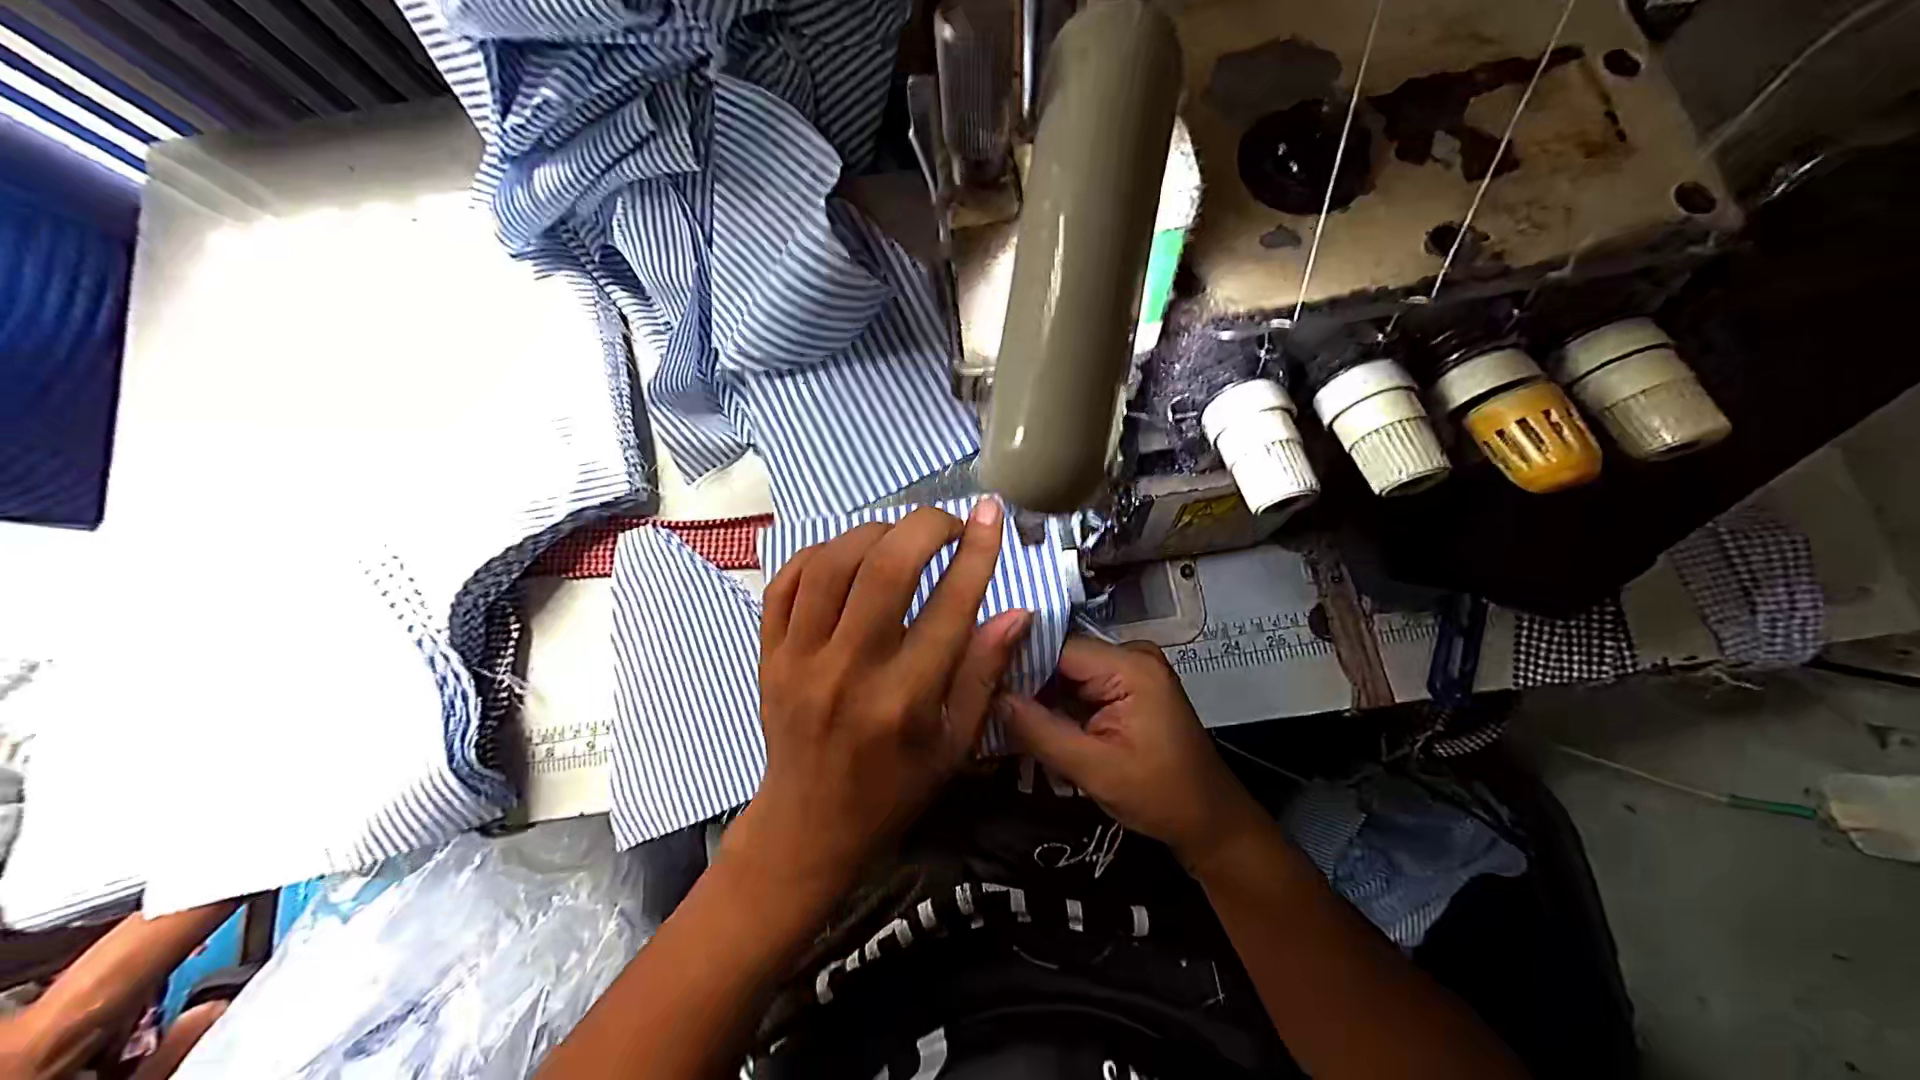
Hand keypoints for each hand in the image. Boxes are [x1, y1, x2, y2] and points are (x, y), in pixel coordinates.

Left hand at [729, 500, 1031, 893]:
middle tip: (948, 523)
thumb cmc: (893, 787)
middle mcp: (849, 671)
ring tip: (898, 537)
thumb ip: (984, 673)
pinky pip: (784, 582)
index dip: (977, 552)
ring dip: (872, 533)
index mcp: (904, 699)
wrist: (809, 823)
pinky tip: (845, 555)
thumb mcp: (954, 744)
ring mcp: (798, 659)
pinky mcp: (768, 654)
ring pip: (831, 564)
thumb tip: (1017, 611)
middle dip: (924, 527)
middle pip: (885, 569)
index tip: (990, 516)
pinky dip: (818, 554)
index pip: (949, 606)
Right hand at [1001, 636, 1269, 869]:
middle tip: (984, 706)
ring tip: (999, 717)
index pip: (1057, 648)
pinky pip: (1079, 686)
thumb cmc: (1161, 797)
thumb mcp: (1095, 769)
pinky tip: (1029, 724)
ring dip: (1037, 697)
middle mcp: (1130, 654)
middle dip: (1024, 683)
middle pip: (1059, 657)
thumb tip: (991, 697)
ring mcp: (1129, 669)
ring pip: (1065, 673)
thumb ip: (1040, 731)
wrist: (1210, 821)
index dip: (1015, 664)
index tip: (979, 685)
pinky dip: (1056, 706)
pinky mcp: (1126, 687)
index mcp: (1130, 666)